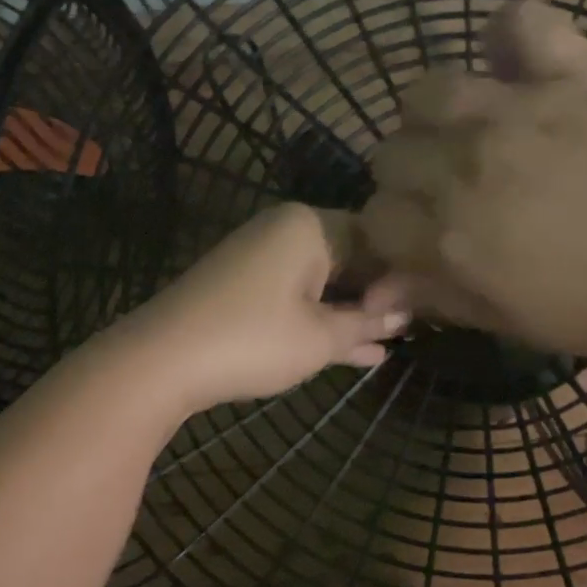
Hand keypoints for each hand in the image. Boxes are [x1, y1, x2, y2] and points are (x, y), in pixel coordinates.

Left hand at [127, 203, 410, 409]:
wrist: (162, 360)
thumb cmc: (252, 341)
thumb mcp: (319, 336)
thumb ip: (365, 324)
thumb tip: (404, 316)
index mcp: (310, 226)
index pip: (377, 237)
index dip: (403, 275)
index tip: (424, 312)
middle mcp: (287, 231)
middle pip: (351, 257)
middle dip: (380, 295)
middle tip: (416, 327)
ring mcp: (263, 260)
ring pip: (326, 282)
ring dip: (354, 313)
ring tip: (395, 340)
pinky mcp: (246, 288)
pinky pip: (299, 298)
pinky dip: (323, 320)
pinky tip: (358, 352)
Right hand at [359, 0, 586, 363]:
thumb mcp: (508, 322)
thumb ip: (436, 298)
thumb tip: (374, 292)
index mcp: (450, 238)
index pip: (373, 219)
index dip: (389, 235)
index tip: (416, 242)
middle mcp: (467, 167)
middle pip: (389, 154)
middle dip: (407, 181)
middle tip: (448, 196)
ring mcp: (518, 112)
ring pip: (426, 92)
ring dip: (435, 118)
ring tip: (470, 135)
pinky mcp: (573, 73)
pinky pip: (517, 22)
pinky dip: (508, 39)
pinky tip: (517, 71)